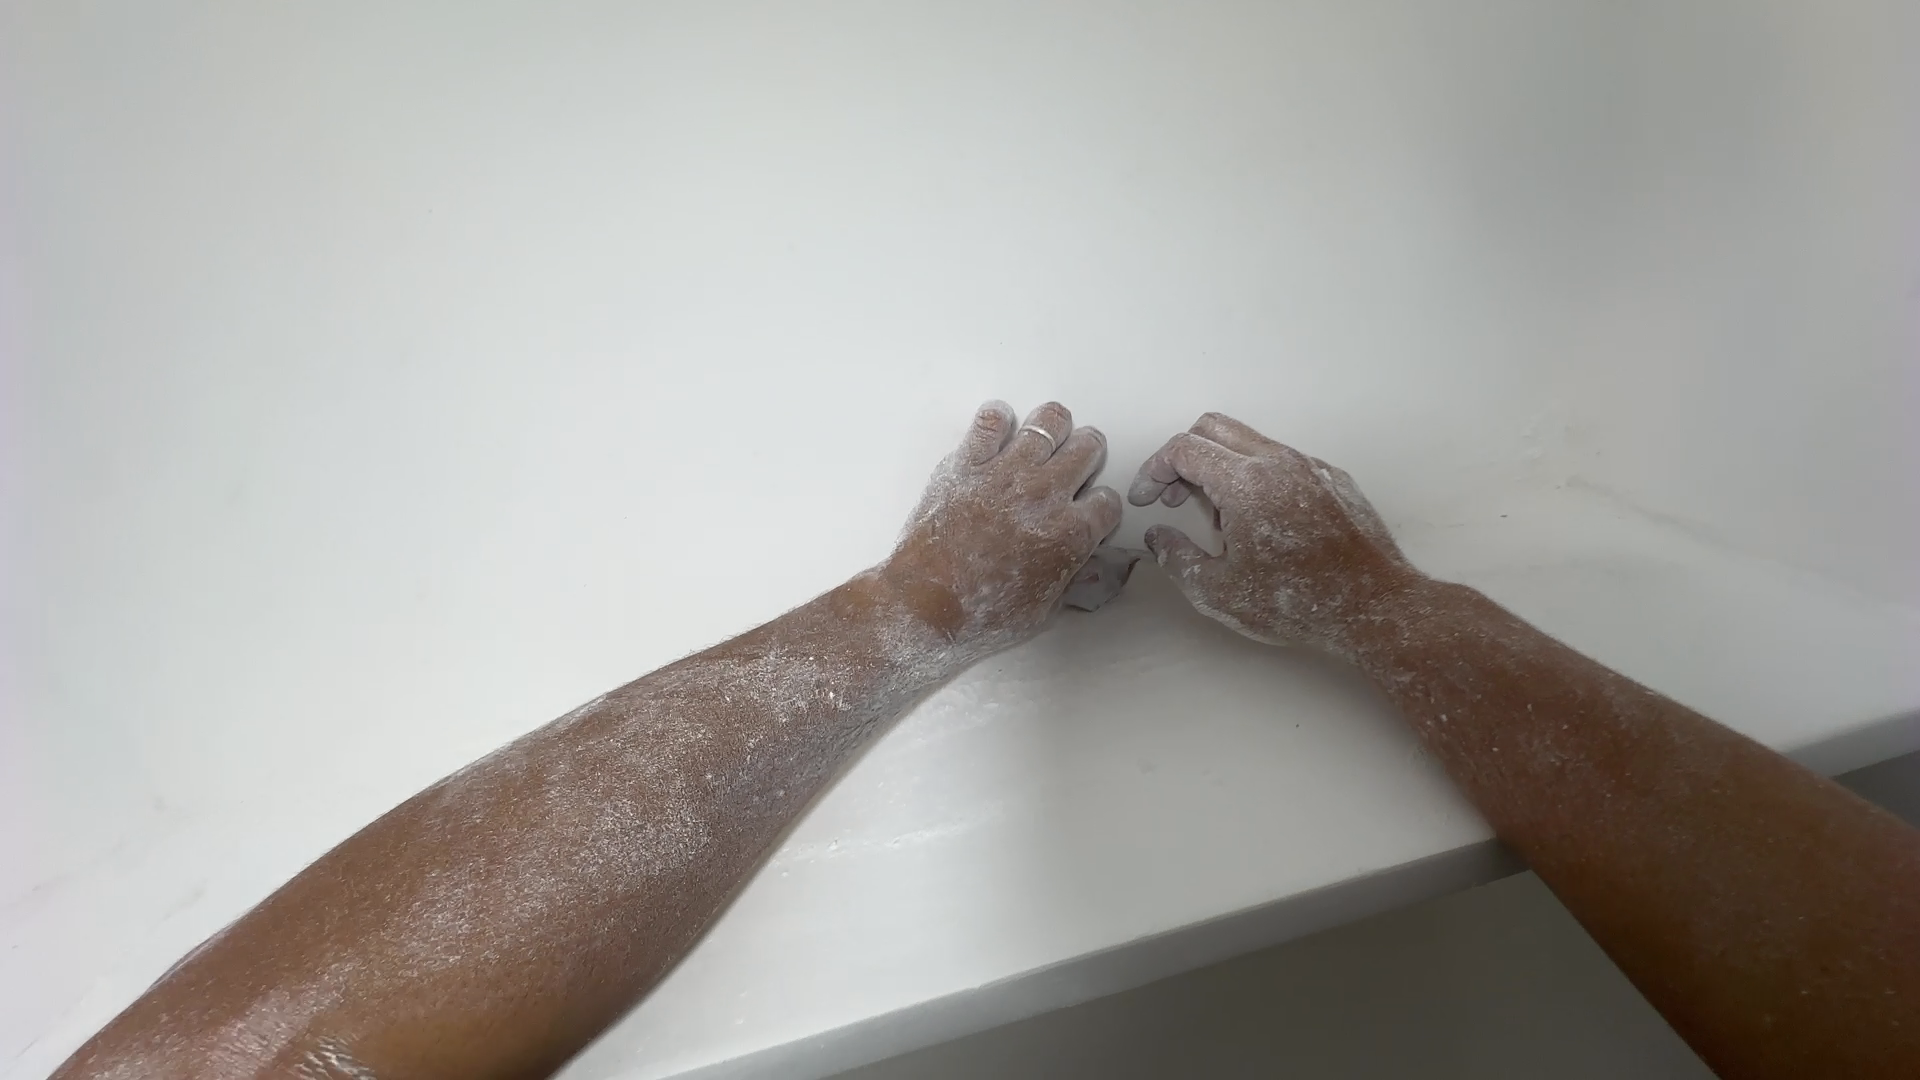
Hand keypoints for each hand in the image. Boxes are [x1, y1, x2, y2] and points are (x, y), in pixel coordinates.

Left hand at [882, 401, 1123, 655]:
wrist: (925, 604)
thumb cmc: (981, 616)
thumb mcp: (1042, 613)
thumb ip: (1070, 583)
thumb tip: (1085, 569)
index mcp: (1070, 534)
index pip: (1108, 501)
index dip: (1100, 506)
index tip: (1087, 511)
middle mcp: (1045, 494)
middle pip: (1088, 448)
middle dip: (1086, 455)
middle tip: (1072, 466)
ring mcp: (1007, 473)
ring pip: (1049, 422)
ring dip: (1052, 429)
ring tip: (1042, 442)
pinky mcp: (969, 463)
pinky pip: (992, 420)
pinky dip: (998, 421)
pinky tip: (997, 436)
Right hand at [1128, 413, 1418, 654]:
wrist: (1375, 610)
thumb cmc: (1293, 605)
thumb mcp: (1216, 592)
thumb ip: (1176, 557)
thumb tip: (1157, 535)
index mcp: (1245, 484)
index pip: (1184, 448)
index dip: (1154, 470)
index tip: (1147, 501)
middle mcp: (1277, 461)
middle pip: (1213, 428)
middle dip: (1181, 458)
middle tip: (1172, 498)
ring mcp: (1308, 466)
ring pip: (1247, 441)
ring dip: (1216, 466)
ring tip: (1214, 514)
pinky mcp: (1331, 478)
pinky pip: (1278, 459)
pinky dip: (1251, 475)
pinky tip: (1255, 520)